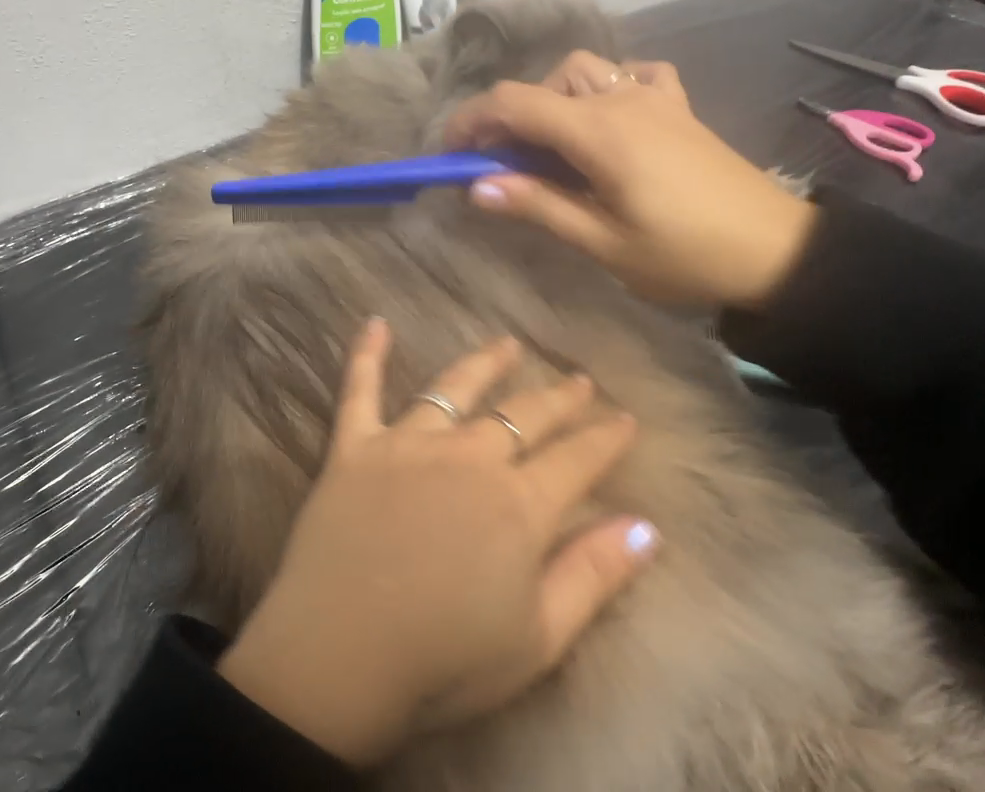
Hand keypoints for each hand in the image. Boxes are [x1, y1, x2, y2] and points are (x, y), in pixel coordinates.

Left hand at [217, 321, 658, 766]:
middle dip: (557, 397)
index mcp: (518, 504)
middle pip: (523, 415)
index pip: (577, 458)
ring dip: (484, 364)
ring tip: (506, 344)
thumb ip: (594, 576)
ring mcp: (406, 447)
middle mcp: (467, 459)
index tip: (626, 418)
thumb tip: (647, 527)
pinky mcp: (352, 450)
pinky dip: (366, 354)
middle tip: (579, 380)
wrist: (337, 659)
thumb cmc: (443, 662)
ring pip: (453, 389)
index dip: (605, 438)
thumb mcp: (538, 638)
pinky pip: (359, 391)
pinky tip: (374, 323)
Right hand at [443, 51, 818, 307]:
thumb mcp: (603, 242)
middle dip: (509, 117)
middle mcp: (622, 100)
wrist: (776, 250)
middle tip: (501, 167)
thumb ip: (539, 207)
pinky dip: (607, 89)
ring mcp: (655, 99)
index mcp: (599, 132)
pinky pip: (633, 76)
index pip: (514, 103)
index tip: (449, 155)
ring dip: (553, 100)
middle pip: (545, 83)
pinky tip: (607, 121)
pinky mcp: (678, 108)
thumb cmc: (685, 255)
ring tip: (550, 148)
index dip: (471, 121)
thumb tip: (478, 187)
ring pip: (586, 72)